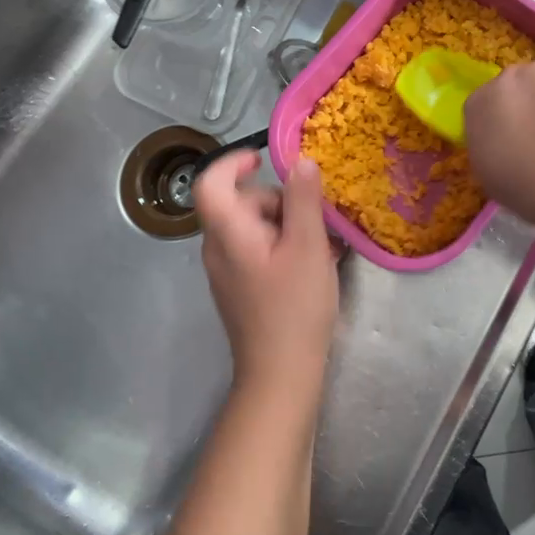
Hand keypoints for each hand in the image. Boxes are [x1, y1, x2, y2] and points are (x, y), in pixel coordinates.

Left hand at [193, 150, 339, 390]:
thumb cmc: (294, 307)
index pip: (211, 182)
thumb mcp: (308, 245)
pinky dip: (283, 246)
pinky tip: (313, 264)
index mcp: (228, 232)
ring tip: (323, 245)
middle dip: (280, 201)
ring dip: (288, 225)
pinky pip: (257, 250)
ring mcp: (226, 271)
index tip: (264, 159)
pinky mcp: (239, 288)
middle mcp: (218, 248)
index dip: (233, 162)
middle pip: (240, 203)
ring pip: (253, 226)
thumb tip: (301, 161)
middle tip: (316, 219)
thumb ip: (303, 199)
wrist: (280, 375)